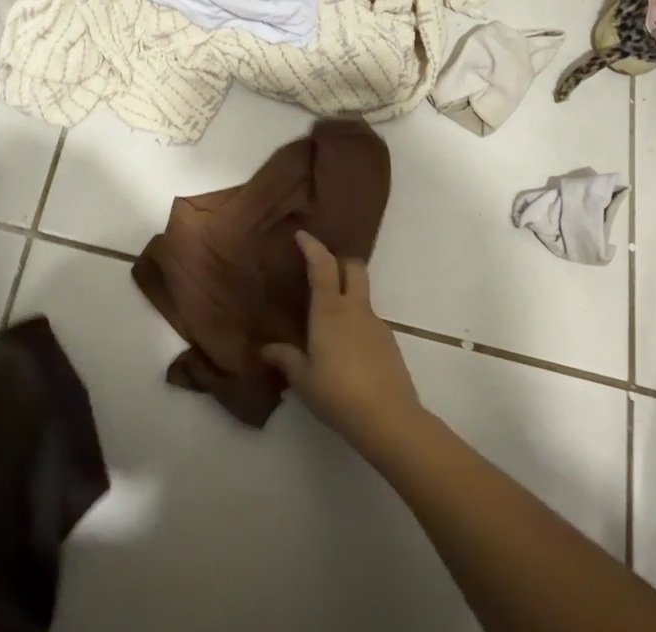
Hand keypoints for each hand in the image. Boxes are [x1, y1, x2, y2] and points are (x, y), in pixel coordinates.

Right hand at [262, 230, 424, 451]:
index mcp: (330, 312)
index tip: (302, 235)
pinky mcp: (389, 345)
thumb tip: (266, 350)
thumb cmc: (337, 393)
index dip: (312, 247)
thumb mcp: (302, 379)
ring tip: (327, 320)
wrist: (389, 419)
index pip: (322, 266)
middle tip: (321, 268)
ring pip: (362, 297)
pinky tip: (344, 350)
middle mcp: (356, 311)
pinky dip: (355, 324)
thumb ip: (285, 359)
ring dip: (346, 296)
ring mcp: (377, 326)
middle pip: (354, 269)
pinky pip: (369, 322)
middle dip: (339, 261)